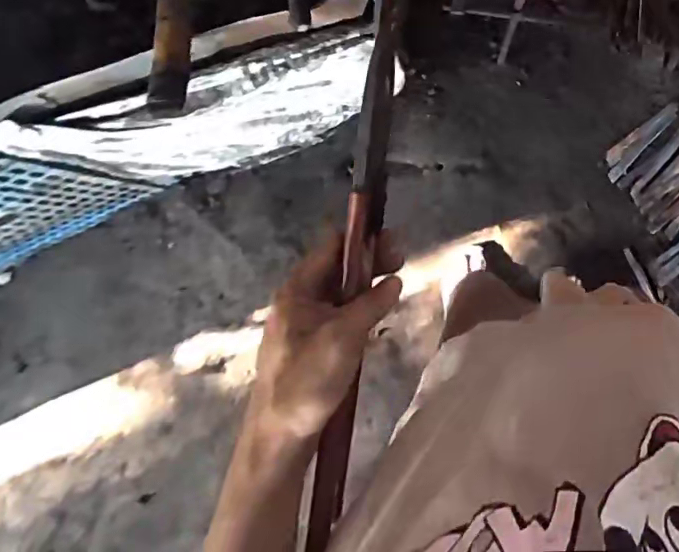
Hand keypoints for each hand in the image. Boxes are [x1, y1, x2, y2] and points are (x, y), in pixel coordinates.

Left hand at [250, 227, 403, 442]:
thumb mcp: (345, 336)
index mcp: (297, 292)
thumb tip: (395, 280)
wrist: (277, 442)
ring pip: (342, 288)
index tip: (392, 240)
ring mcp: (304, 322)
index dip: (362, 237)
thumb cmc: (306, 382)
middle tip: (401, 260)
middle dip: (370, 258)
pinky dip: (362, 303)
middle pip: (339, 265)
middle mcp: (298, 300)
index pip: (332, 245)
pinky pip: (341, 310)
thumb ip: (372, 302)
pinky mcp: (312, 343)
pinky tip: (380, 311)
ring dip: (368, 281)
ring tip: (396, 283)